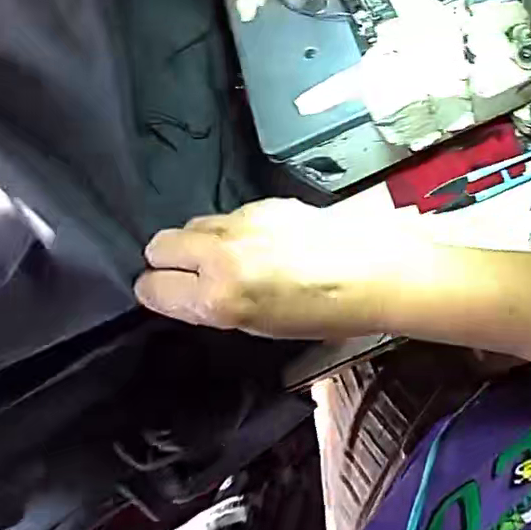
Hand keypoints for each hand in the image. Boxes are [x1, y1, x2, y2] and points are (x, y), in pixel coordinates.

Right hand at [134, 199, 422, 338]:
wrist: (378, 269)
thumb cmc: (328, 313)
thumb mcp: (262, 327)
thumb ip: (217, 306)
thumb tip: (195, 293)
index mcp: (218, 298)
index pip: (152, 287)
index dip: (158, 292)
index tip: (170, 294)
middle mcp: (222, 255)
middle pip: (161, 244)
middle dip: (169, 259)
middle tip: (193, 273)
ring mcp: (244, 222)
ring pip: (195, 224)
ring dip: (202, 240)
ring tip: (233, 257)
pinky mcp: (268, 202)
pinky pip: (232, 215)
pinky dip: (237, 228)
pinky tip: (266, 241)